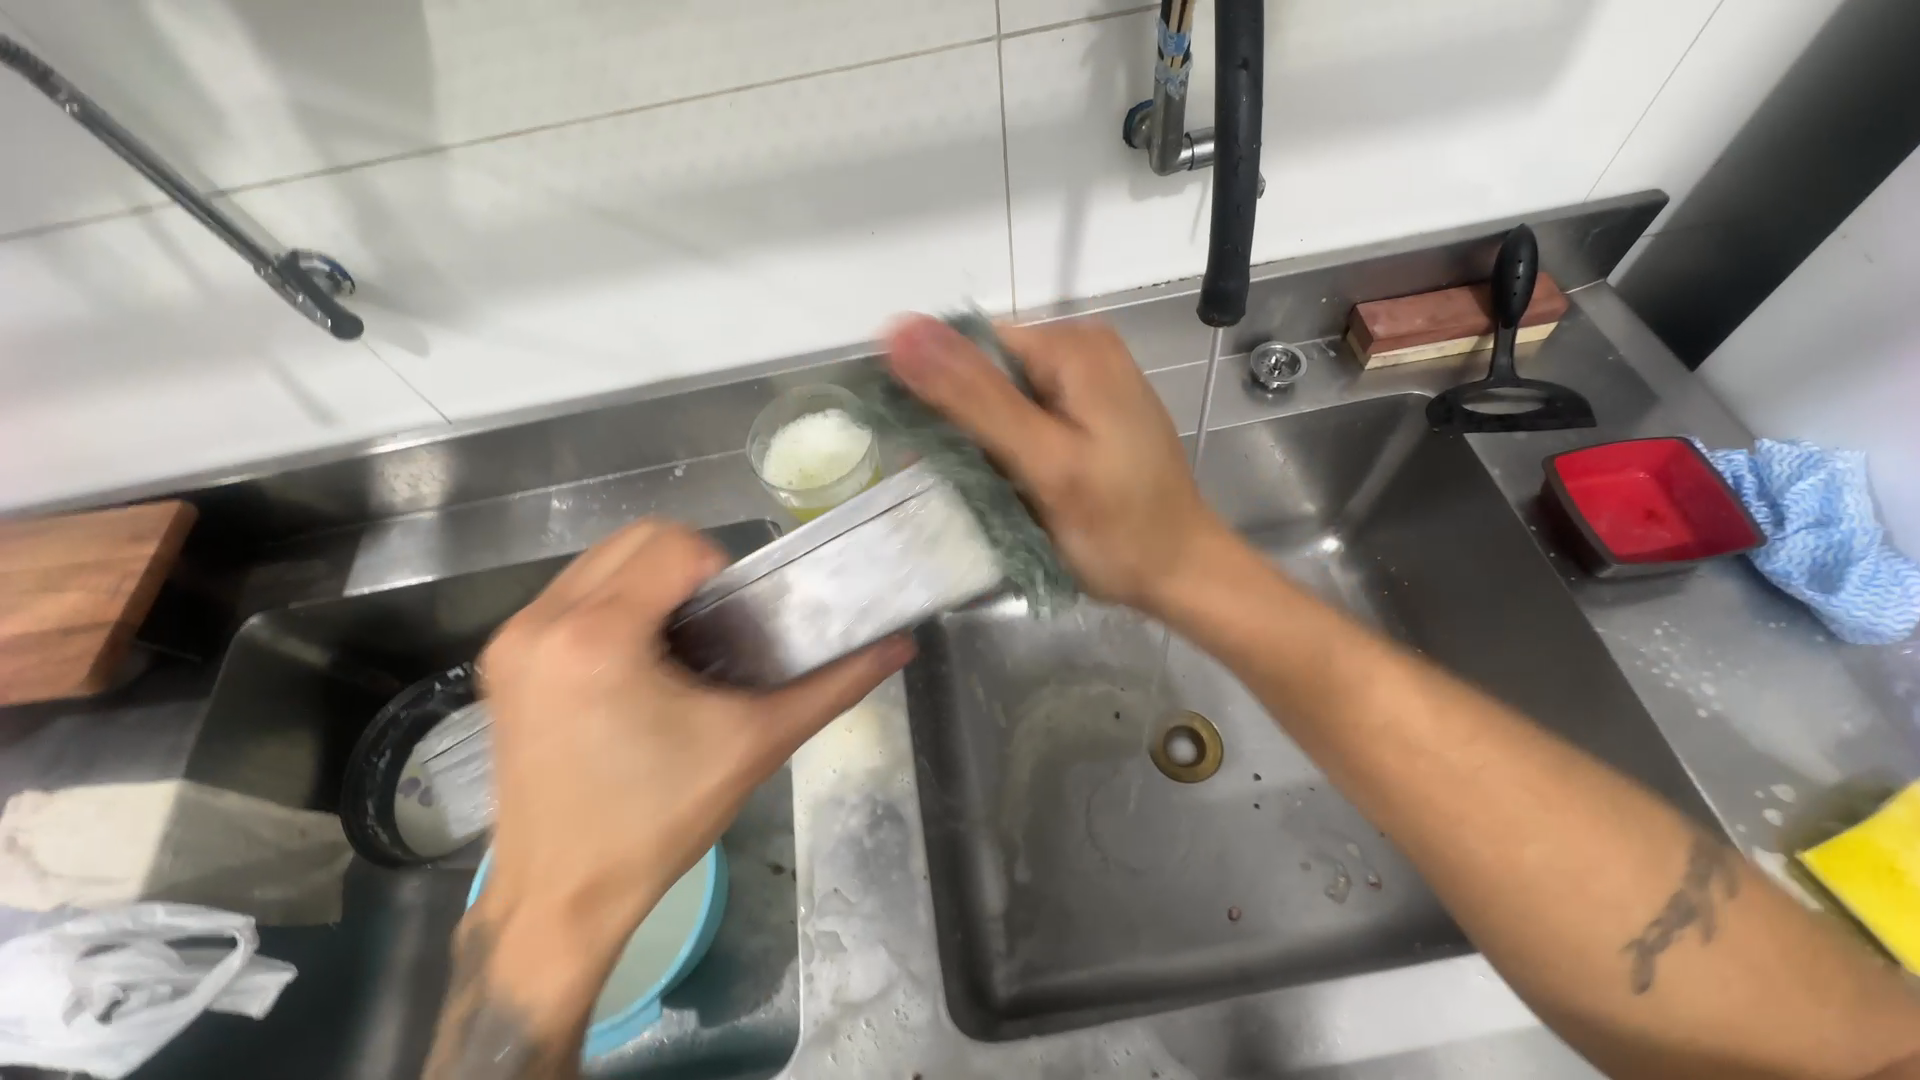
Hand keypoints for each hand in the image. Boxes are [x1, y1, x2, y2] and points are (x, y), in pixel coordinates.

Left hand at [476, 519, 912, 942]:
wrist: (561, 899)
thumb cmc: (658, 822)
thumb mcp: (755, 744)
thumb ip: (833, 685)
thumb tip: (900, 646)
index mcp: (596, 635)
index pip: (673, 545)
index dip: (723, 570)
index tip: (741, 620)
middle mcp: (542, 621)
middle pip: (634, 539)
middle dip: (689, 569)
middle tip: (721, 626)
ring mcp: (512, 640)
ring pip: (599, 562)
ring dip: (651, 583)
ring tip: (683, 643)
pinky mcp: (501, 661)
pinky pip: (570, 595)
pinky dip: (615, 605)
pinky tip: (640, 661)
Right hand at [884, 314, 1232, 614]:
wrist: (1181, 573)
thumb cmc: (1118, 528)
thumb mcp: (1044, 462)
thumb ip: (974, 398)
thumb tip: (899, 330)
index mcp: (1072, 346)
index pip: (970, 344)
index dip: (930, 387)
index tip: (912, 446)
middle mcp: (1082, 350)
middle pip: (986, 370)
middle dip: (955, 418)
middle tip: (940, 475)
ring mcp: (1087, 385)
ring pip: (1001, 398)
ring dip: (976, 438)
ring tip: (969, 485)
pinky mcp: (1087, 417)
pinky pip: (1026, 418)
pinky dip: (1004, 447)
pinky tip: (999, 483)